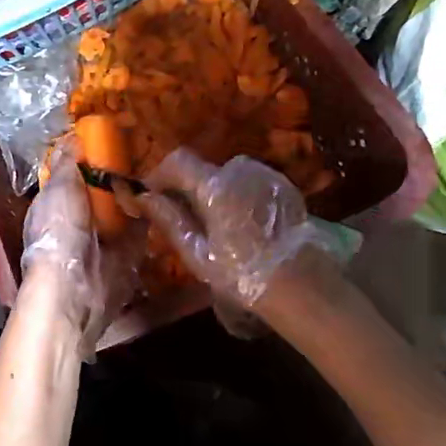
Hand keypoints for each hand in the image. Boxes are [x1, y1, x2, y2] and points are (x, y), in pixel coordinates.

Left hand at [19, 150, 137, 355]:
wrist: (77, 288)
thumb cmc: (59, 232)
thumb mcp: (58, 189)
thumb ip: (66, 163)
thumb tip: (73, 137)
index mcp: (55, 205)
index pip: (71, 175)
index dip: (87, 156)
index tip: (108, 135)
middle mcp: (80, 220)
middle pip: (101, 189)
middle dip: (116, 172)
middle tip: (139, 146)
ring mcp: (106, 237)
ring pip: (124, 206)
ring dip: (136, 190)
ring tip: (156, 162)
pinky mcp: (130, 252)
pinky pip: (142, 225)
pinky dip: (152, 211)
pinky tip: (165, 191)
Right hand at [137, 149, 322, 307]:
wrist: (302, 285)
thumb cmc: (243, 274)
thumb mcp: (197, 253)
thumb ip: (169, 219)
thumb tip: (143, 197)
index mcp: (215, 186)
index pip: (177, 160)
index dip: (160, 175)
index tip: (153, 197)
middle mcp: (239, 170)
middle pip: (202, 169)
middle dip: (187, 188)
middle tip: (183, 219)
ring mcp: (265, 175)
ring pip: (226, 176)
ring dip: (213, 192)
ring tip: (214, 225)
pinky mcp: (282, 185)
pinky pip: (248, 182)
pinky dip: (237, 195)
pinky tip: (242, 224)